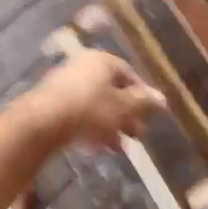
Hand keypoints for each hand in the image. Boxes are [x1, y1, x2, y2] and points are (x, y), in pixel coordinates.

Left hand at [26, 50, 166, 149]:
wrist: (43, 121)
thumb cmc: (90, 109)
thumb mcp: (122, 108)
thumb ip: (143, 104)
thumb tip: (163, 99)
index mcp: (102, 60)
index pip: (129, 74)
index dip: (142, 95)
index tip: (150, 116)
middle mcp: (84, 65)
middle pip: (112, 89)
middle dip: (126, 114)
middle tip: (137, 136)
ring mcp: (67, 81)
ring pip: (96, 103)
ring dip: (110, 124)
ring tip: (119, 147)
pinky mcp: (54, 100)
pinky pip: (80, 111)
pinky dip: (91, 126)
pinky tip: (96, 148)